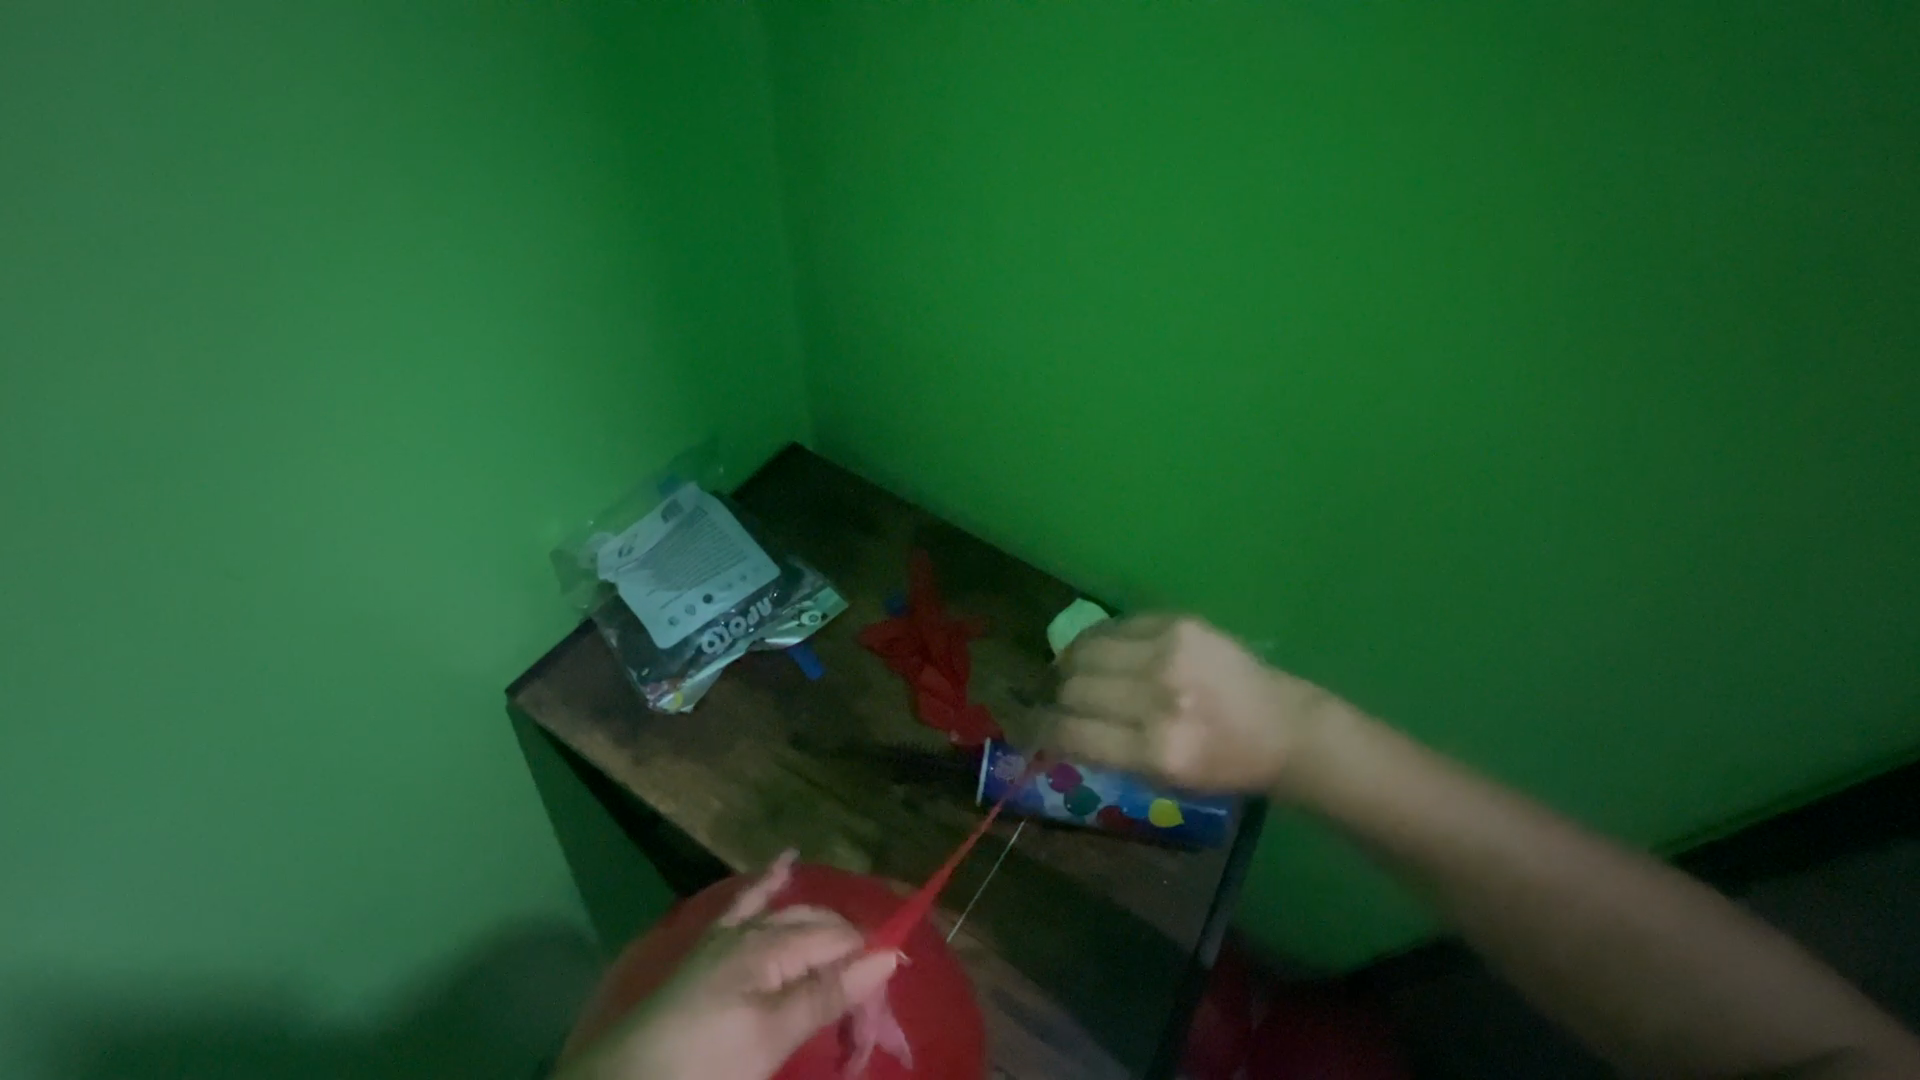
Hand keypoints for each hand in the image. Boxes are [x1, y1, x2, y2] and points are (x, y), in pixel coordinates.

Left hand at [564, 857, 899, 1079]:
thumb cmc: (702, 1063)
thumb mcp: (771, 1037)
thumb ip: (827, 994)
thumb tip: (890, 956)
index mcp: (769, 946)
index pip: (837, 938)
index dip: (866, 962)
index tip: (880, 1006)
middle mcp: (751, 928)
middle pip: (816, 924)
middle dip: (846, 948)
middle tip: (866, 995)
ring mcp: (726, 935)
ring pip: (787, 914)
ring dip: (819, 923)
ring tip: (847, 938)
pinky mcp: (708, 950)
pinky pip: (746, 903)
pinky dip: (768, 883)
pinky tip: (784, 862)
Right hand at [1051, 615, 1348, 796]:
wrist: (1282, 727)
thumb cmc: (1221, 766)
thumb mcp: (1163, 781)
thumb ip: (1105, 751)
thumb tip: (1052, 723)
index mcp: (1157, 751)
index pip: (1070, 732)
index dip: (1039, 729)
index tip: (1028, 728)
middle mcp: (1161, 699)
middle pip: (1072, 687)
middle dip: (1056, 697)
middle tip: (1057, 701)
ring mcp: (1171, 653)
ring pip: (1084, 649)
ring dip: (1070, 664)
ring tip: (1074, 672)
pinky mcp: (1179, 622)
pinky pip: (1113, 627)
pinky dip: (1097, 642)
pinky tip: (1102, 653)